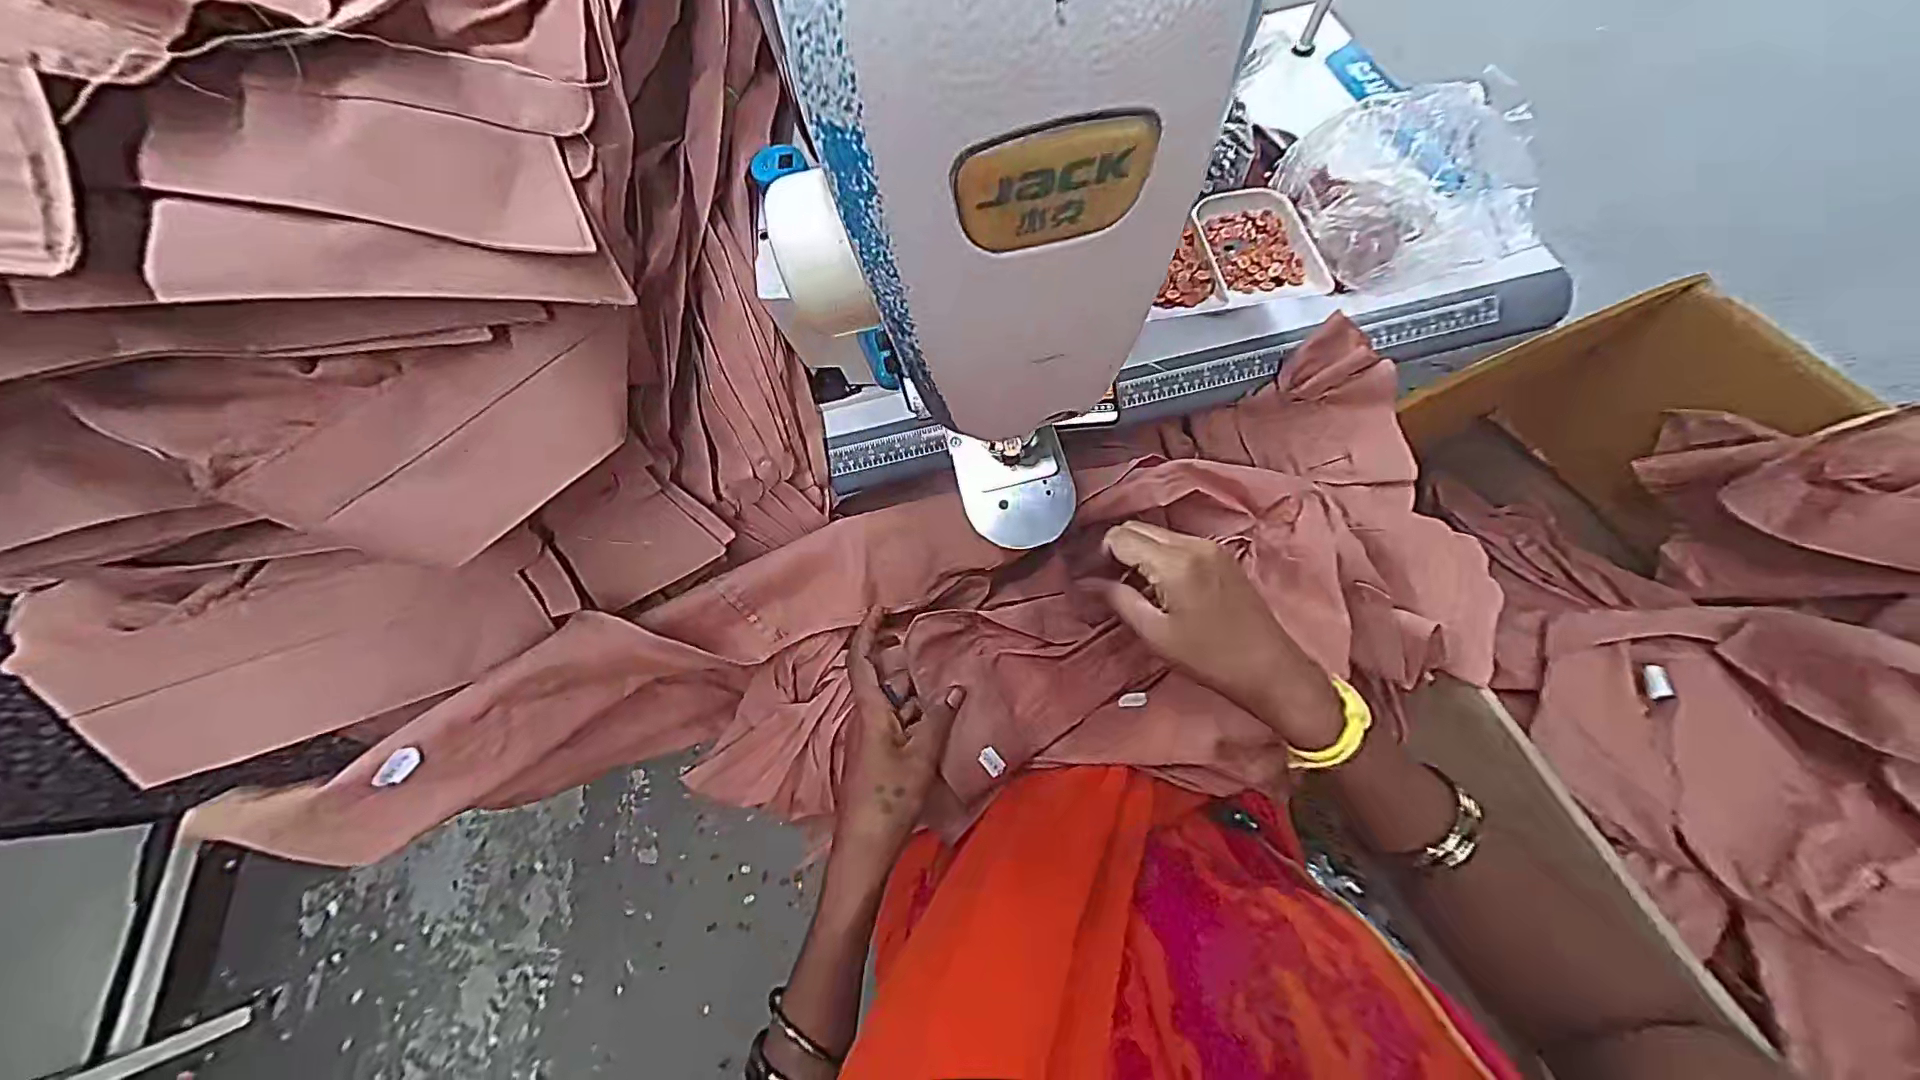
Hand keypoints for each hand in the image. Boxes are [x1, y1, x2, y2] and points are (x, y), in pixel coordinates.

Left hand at [834, 608, 964, 875]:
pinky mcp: (877, 751)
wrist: (865, 841)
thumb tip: (957, 687)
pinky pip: (896, 719)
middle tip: (927, 644)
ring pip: (891, 699)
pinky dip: (914, 711)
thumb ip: (939, 717)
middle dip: (901, 659)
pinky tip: (937, 714)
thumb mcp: (921, 753)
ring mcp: (870, 735)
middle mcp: (865, 716)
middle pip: (880, 676)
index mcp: (869, 709)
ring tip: (941, 677)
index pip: (861, 659)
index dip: (868, 631)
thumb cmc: (890, 794)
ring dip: (912, 688)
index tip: (880, 608)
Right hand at [1096, 521, 1342, 750]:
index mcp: (1175, 562)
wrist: (1270, 668)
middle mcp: (1193, 544)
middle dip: (1114, 549)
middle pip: (1137, 528)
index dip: (1098, 554)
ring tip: (1128, 586)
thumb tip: (1086, 581)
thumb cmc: (1209, 657)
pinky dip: (1158, 555)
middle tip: (1103, 580)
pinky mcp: (1221, 555)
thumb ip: (1117, 598)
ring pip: (1157, 533)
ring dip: (1136, 551)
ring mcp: (1210, 546)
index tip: (1090, 578)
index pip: (1120, 536)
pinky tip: (1156, 584)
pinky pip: (1177, 542)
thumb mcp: (1154, 632)